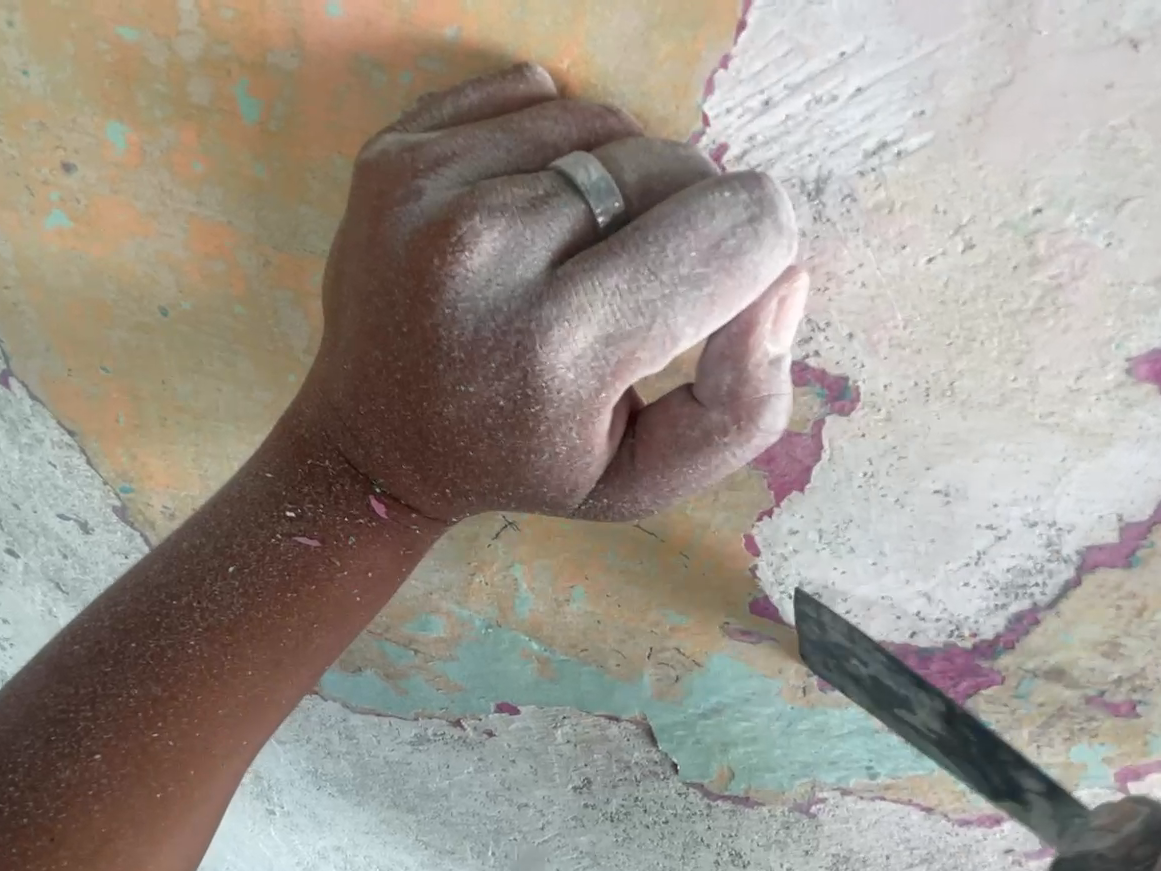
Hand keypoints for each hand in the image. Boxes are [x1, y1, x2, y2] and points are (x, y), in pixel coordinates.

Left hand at [293, 62, 806, 523]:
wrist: (377, 441)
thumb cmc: (520, 465)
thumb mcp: (644, 480)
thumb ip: (745, 406)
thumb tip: (783, 278)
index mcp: (557, 349)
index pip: (741, 227)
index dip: (753, 262)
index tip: (707, 304)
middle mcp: (486, 251)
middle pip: (675, 166)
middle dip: (681, 227)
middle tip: (622, 297)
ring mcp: (428, 191)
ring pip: (608, 126)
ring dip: (614, 190)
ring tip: (568, 267)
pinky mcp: (395, 153)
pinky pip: (537, 101)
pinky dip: (553, 158)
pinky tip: (524, 227)